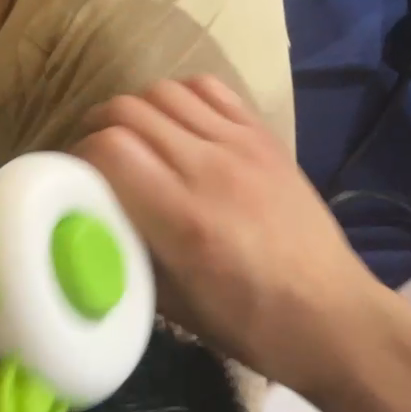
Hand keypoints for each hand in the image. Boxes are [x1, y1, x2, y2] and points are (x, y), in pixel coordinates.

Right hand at [70, 76, 391, 399]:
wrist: (336, 317)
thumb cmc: (251, 324)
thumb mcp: (174, 305)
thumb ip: (127, 250)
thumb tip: (90, 215)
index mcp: (185, 219)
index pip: (110, 149)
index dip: (79, 152)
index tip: (74, 172)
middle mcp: (210, 169)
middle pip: (128, 111)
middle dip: (96, 125)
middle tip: (93, 152)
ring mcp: (241, 145)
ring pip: (163, 91)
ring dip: (134, 108)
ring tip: (131, 133)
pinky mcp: (264, 135)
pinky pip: (209, 87)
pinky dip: (179, 94)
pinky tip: (175, 119)